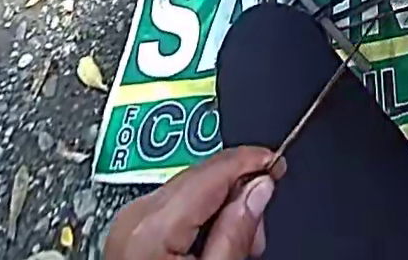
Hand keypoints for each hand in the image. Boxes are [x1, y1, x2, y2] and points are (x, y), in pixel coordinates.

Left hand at [105, 147, 283, 259]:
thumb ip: (235, 232)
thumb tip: (260, 187)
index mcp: (153, 227)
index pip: (216, 169)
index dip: (254, 162)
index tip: (277, 166)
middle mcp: (137, 215)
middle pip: (206, 174)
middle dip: (239, 193)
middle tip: (258, 231)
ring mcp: (130, 224)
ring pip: (194, 186)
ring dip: (223, 205)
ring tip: (237, 244)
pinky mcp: (132, 232)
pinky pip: (178, 204)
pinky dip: (202, 216)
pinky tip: (213, 243)